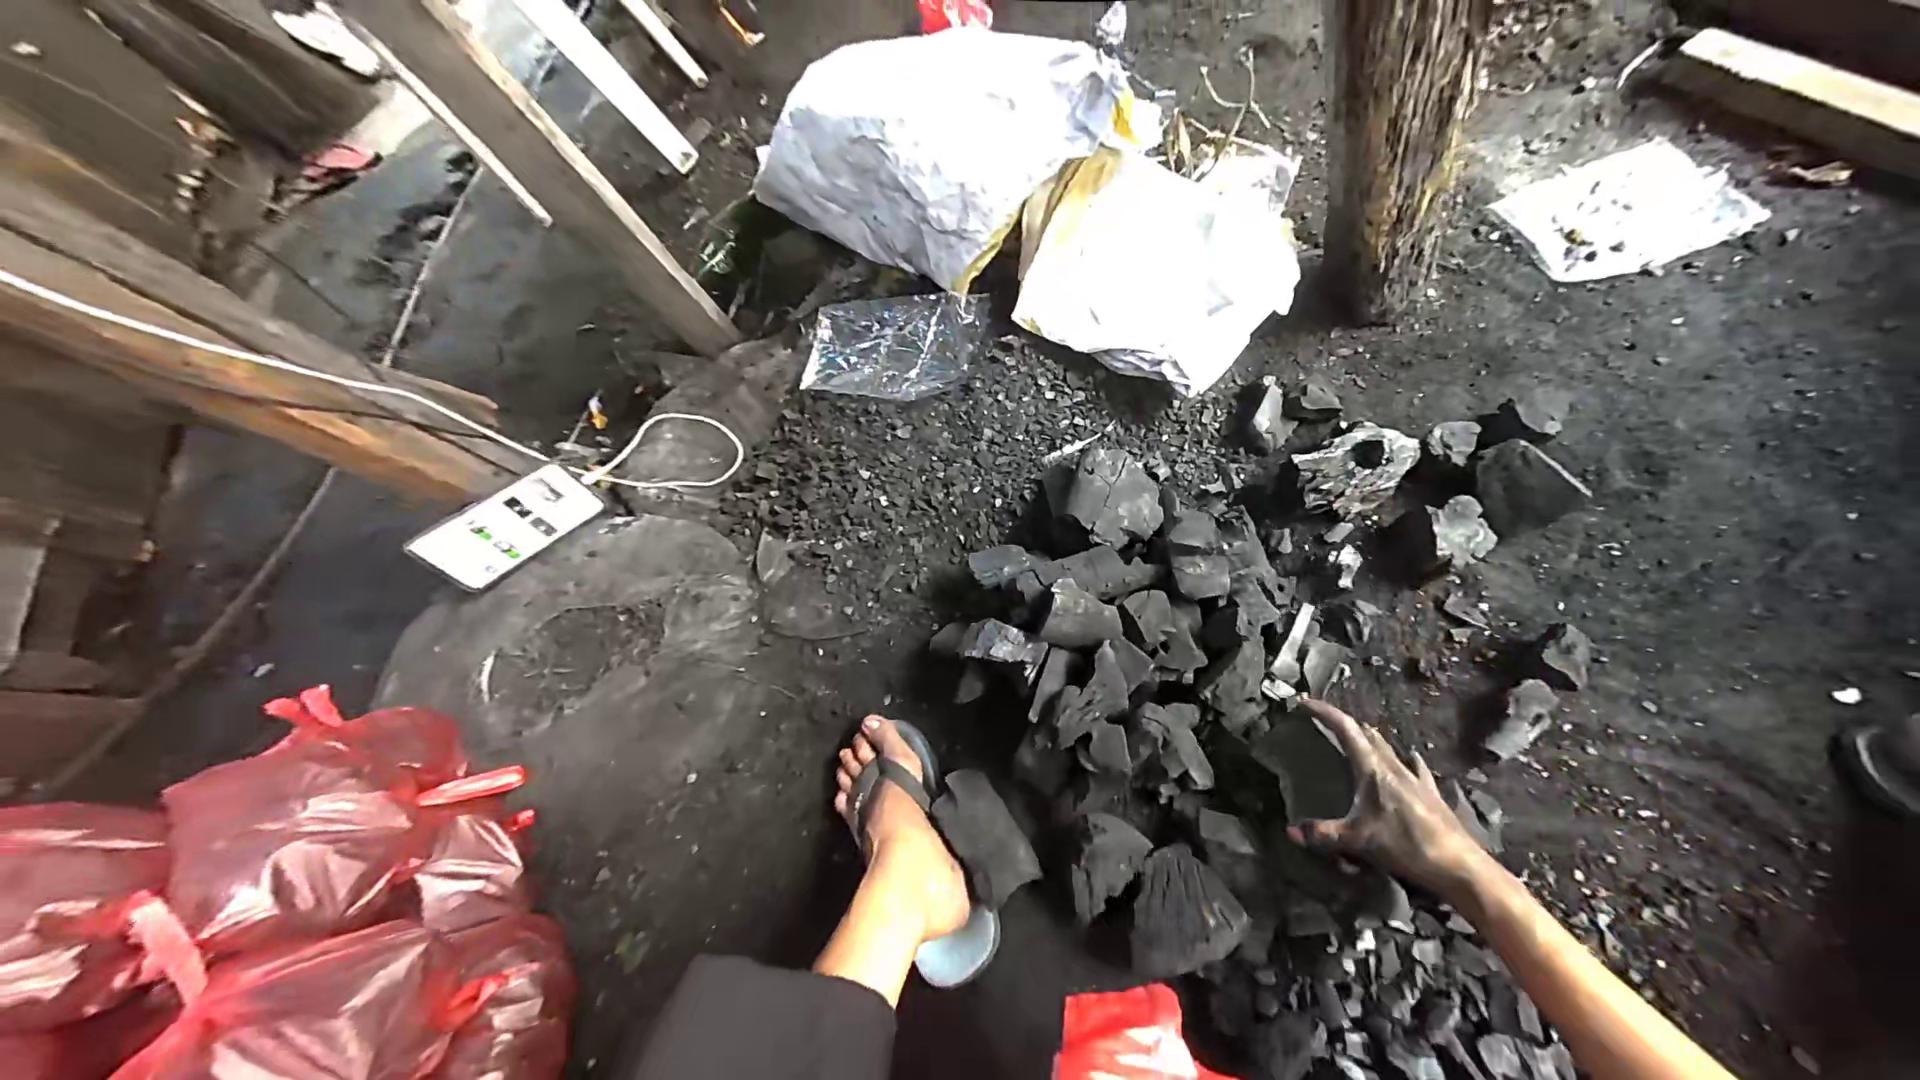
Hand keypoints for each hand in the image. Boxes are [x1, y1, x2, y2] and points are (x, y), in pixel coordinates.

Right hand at [1288, 697, 1489, 897]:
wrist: (1461, 867)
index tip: (1304, 702)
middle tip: (1323, 722)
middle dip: (1343, 722)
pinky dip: (1404, 758)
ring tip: (1356, 737)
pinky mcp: (1431, 794)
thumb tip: (1290, 832)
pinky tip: (1409, 759)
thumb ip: (1322, 834)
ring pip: (1388, 747)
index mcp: (1373, 769)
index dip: (1323, 712)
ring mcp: (1416, 778)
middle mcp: (1394, 766)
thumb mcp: (1358, 841)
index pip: (1345, 728)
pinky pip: (1413, 767)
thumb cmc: (1407, 846)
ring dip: (1369, 737)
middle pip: (1366, 733)